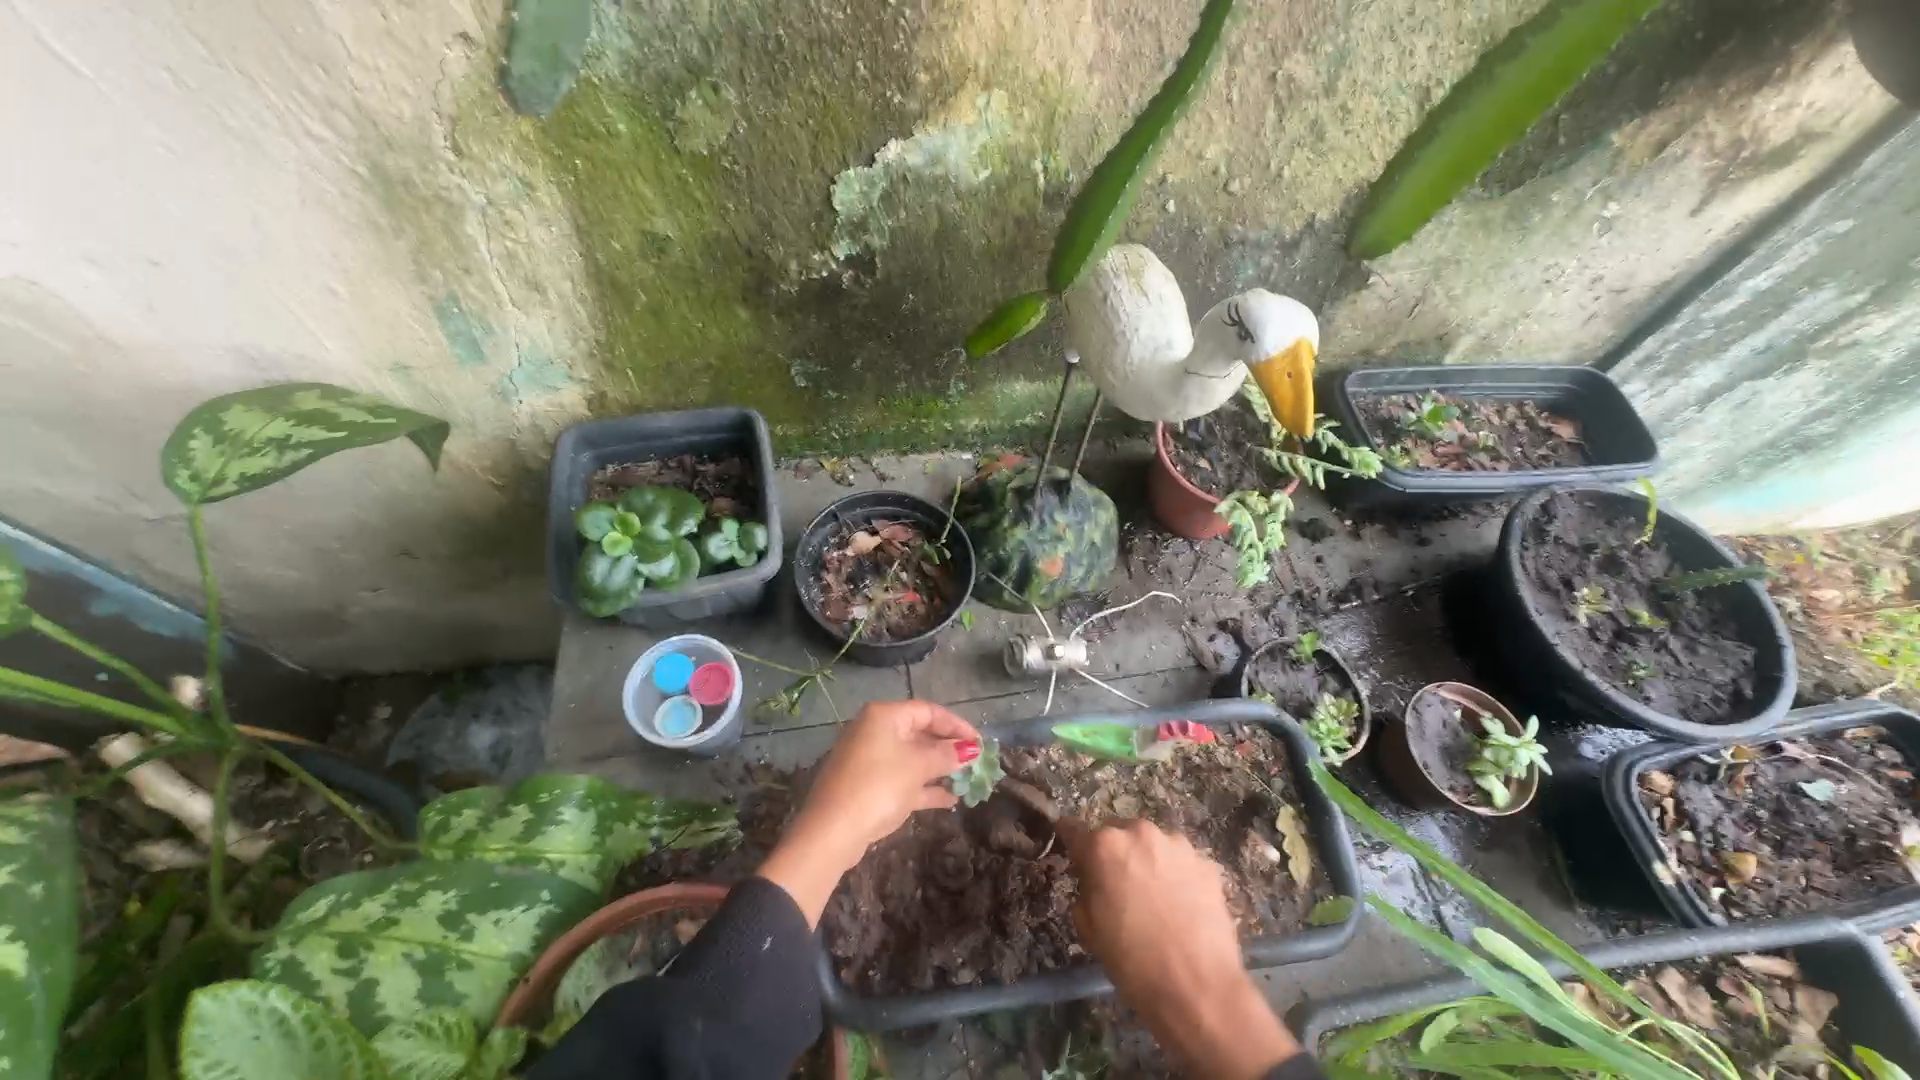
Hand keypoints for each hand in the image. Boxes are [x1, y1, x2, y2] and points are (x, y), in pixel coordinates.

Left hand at [758, 700, 979, 925]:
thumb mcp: (917, 766)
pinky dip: (925, 787)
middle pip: (920, 734)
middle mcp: (875, 731)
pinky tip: (950, 800)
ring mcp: (870, 760)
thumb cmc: (878, 786)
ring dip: (940, 769)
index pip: (928, 711)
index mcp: (884, 716)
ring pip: (913, 759)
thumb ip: (946, 755)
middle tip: (976, 763)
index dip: (956, 725)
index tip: (980, 742)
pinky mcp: (869, 786)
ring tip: (968, 781)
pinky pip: (904, 779)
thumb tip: (971, 749)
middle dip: (949, 749)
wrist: (832, 831)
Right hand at [1063, 819, 1299, 1079]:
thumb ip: (1085, 891)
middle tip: (1118, 884)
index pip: (1074, 829)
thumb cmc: (1132, 961)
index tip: (1071, 849)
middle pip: (1117, 832)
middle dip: (1114, 852)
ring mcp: (1177, 846)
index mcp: (1104, 846)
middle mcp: (1140, 833)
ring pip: (1152, 844)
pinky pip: (1181, 861)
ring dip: (1147, 859)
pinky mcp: (1207, 863)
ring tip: (1154, 895)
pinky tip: (1180, 905)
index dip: (1070, 840)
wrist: (1197, 988)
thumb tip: (1095, 882)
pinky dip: (1176, 874)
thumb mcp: (1090, 928)